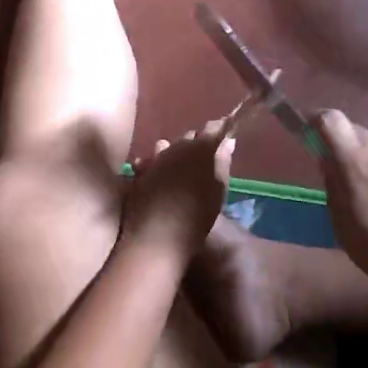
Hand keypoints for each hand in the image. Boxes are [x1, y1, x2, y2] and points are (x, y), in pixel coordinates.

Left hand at [123, 120, 234, 255]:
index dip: (220, 129)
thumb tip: (228, 140)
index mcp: (199, 149)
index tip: (225, 131)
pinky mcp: (139, 173)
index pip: (212, 129)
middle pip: (189, 137)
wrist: (158, 238)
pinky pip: (149, 160)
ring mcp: (154, 159)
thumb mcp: (218, 190)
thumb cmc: (197, 217)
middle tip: (207, 155)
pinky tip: (159, 173)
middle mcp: (175, 148)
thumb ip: (222, 162)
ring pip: (168, 146)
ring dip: (176, 151)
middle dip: (198, 142)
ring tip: (183, 165)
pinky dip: (156, 163)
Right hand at [316, 110, 367, 300]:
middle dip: (338, 145)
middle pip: (354, 131)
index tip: (305, 136)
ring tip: (363, 200)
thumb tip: (330, 165)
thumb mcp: (346, 230)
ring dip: (363, 162)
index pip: (331, 119)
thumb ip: (334, 190)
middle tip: (332, 176)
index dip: (315, 121)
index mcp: (359, 164)